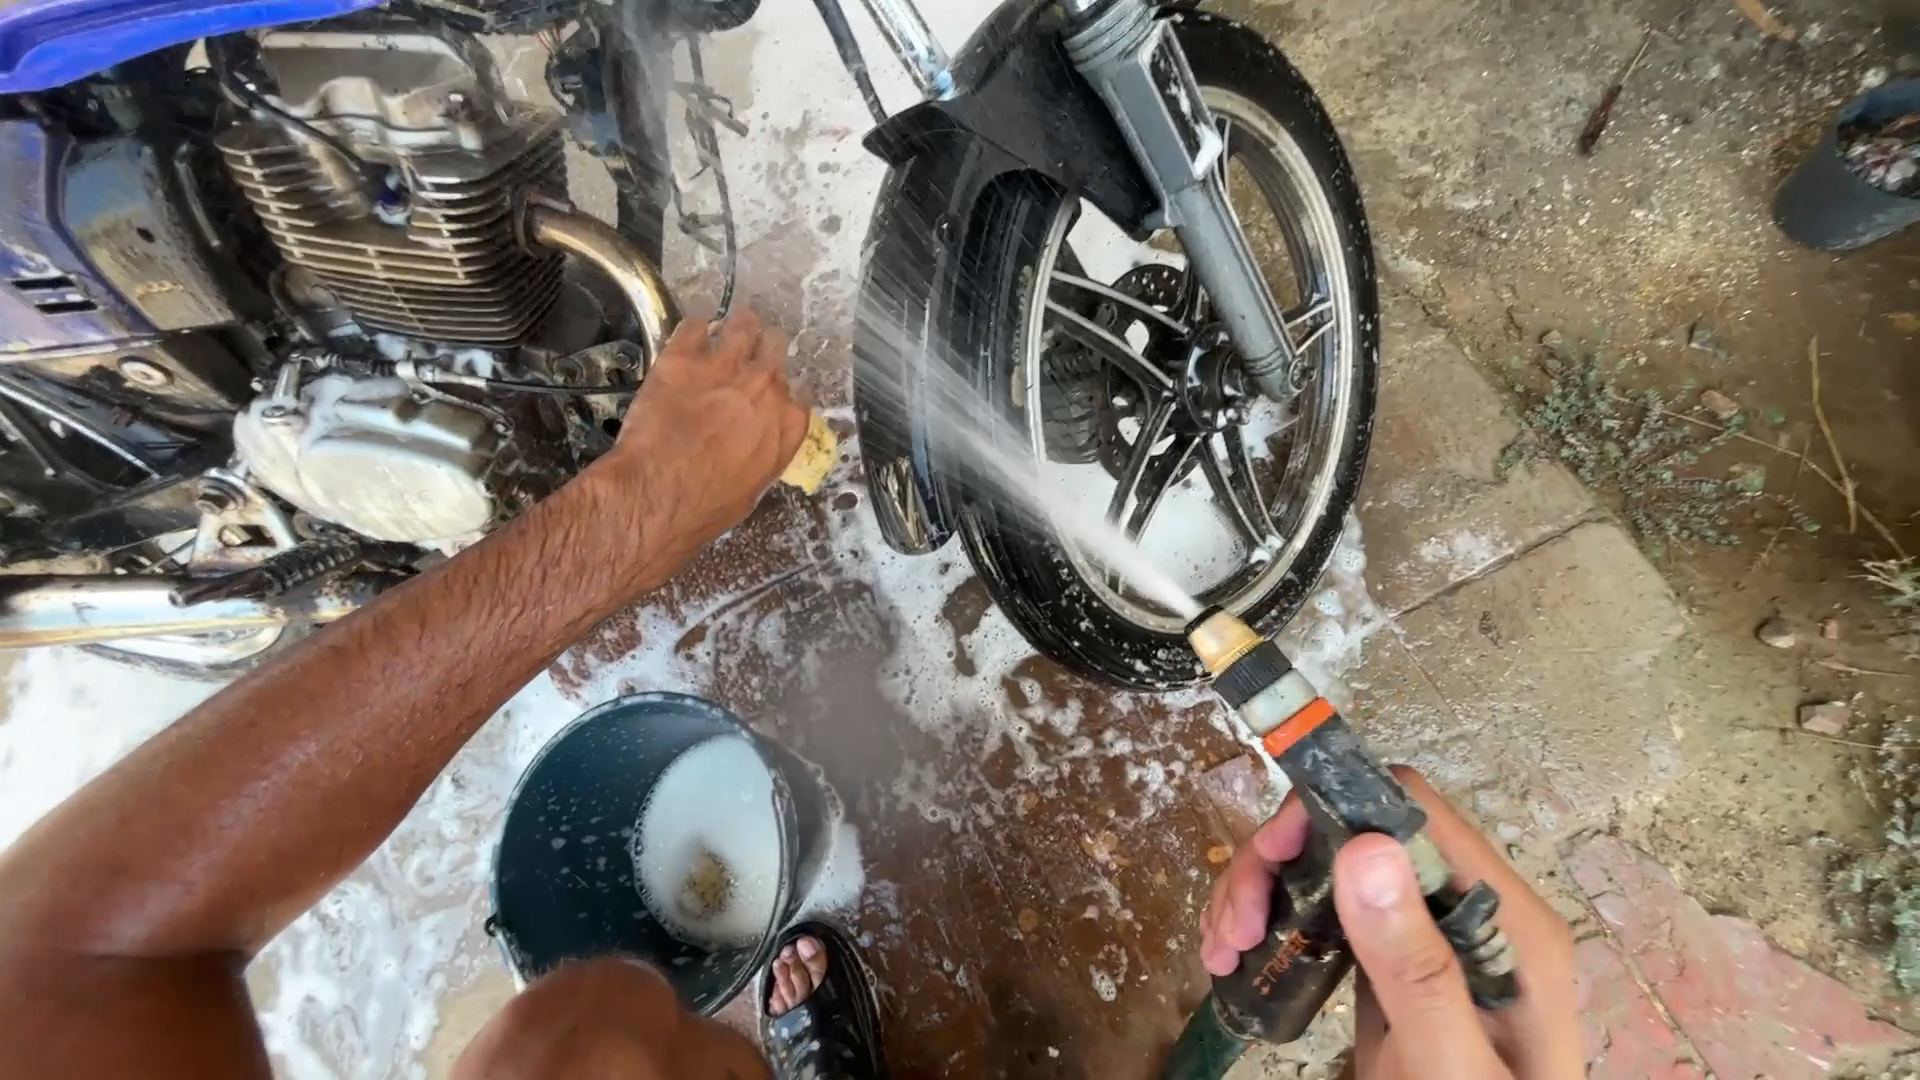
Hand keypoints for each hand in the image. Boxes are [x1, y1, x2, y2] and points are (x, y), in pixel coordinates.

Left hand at [600, 309, 810, 553]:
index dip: (788, 387)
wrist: (662, 491)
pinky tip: (695, 328)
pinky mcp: (682, 358)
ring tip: (740, 319)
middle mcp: (765, 387)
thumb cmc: (711, 504)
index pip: (800, 392)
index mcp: (788, 422)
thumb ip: (764, 452)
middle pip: (776, 349)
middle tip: (761, 345)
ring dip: (742, 323)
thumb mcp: (755, 486)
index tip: (780, 387)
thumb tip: (755, 445)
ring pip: (742, 327)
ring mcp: (725, 367)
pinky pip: (693, 327)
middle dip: (770, 346)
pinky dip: (696, 326)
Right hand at [1199, 768, 1582, 1078]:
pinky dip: (1263, 916)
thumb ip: (1417, 967)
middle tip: (1233, 924)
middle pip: (1347, 831)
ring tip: (1222, 948)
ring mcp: (1414, 927)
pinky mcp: (1379, 952)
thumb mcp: (1452, 1069)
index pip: (1410, 810)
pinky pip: (1312, 903)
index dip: (1330, 811)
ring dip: (1257, 891)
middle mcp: (1457, 905)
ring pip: (1318, 862)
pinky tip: (1232, 953)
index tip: (1270, 855)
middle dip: (1275, 864)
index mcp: (1502, 917)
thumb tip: (1365, 845)